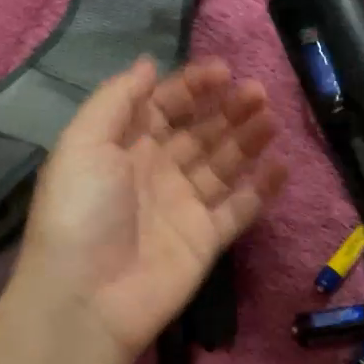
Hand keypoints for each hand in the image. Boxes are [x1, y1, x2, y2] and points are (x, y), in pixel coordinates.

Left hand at [13, 57, 287, 358]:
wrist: (87, 299)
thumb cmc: (81, 212)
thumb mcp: (83, 144)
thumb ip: (117, 100)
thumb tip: (149, 64)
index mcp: (124, 148)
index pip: (164, 108)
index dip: (192, 87)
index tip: (223, 71)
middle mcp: (157, 172)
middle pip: (199, 132)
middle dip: (227, 108)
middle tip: (257, 92)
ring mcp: (184, 207)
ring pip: (224, 164)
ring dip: (248, 138)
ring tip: (270, 119)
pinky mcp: (207, 239)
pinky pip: (241, 207)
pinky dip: (262, 188)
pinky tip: (281, 165)